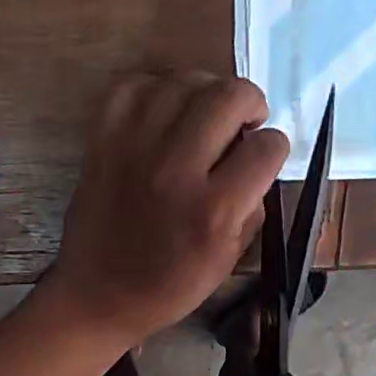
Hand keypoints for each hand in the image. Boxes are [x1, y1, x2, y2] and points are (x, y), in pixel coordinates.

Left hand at [42, 72, 289, 344]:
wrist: (99, 294)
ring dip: (208, 91)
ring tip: (207, 113)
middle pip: (230, 96)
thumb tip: (258, 159)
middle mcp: (176, 169)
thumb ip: (253, 204)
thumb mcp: (229, 259)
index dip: (275, 147)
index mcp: (214, 210)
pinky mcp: (103, 141)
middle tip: (245, 122)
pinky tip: (167, 110)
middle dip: (251, 103)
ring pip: (185, 81)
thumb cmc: (170, 285)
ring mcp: (135, 149)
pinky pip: (135, 85)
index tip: (265, 155)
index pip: (267, 147)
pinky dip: (158, 89)